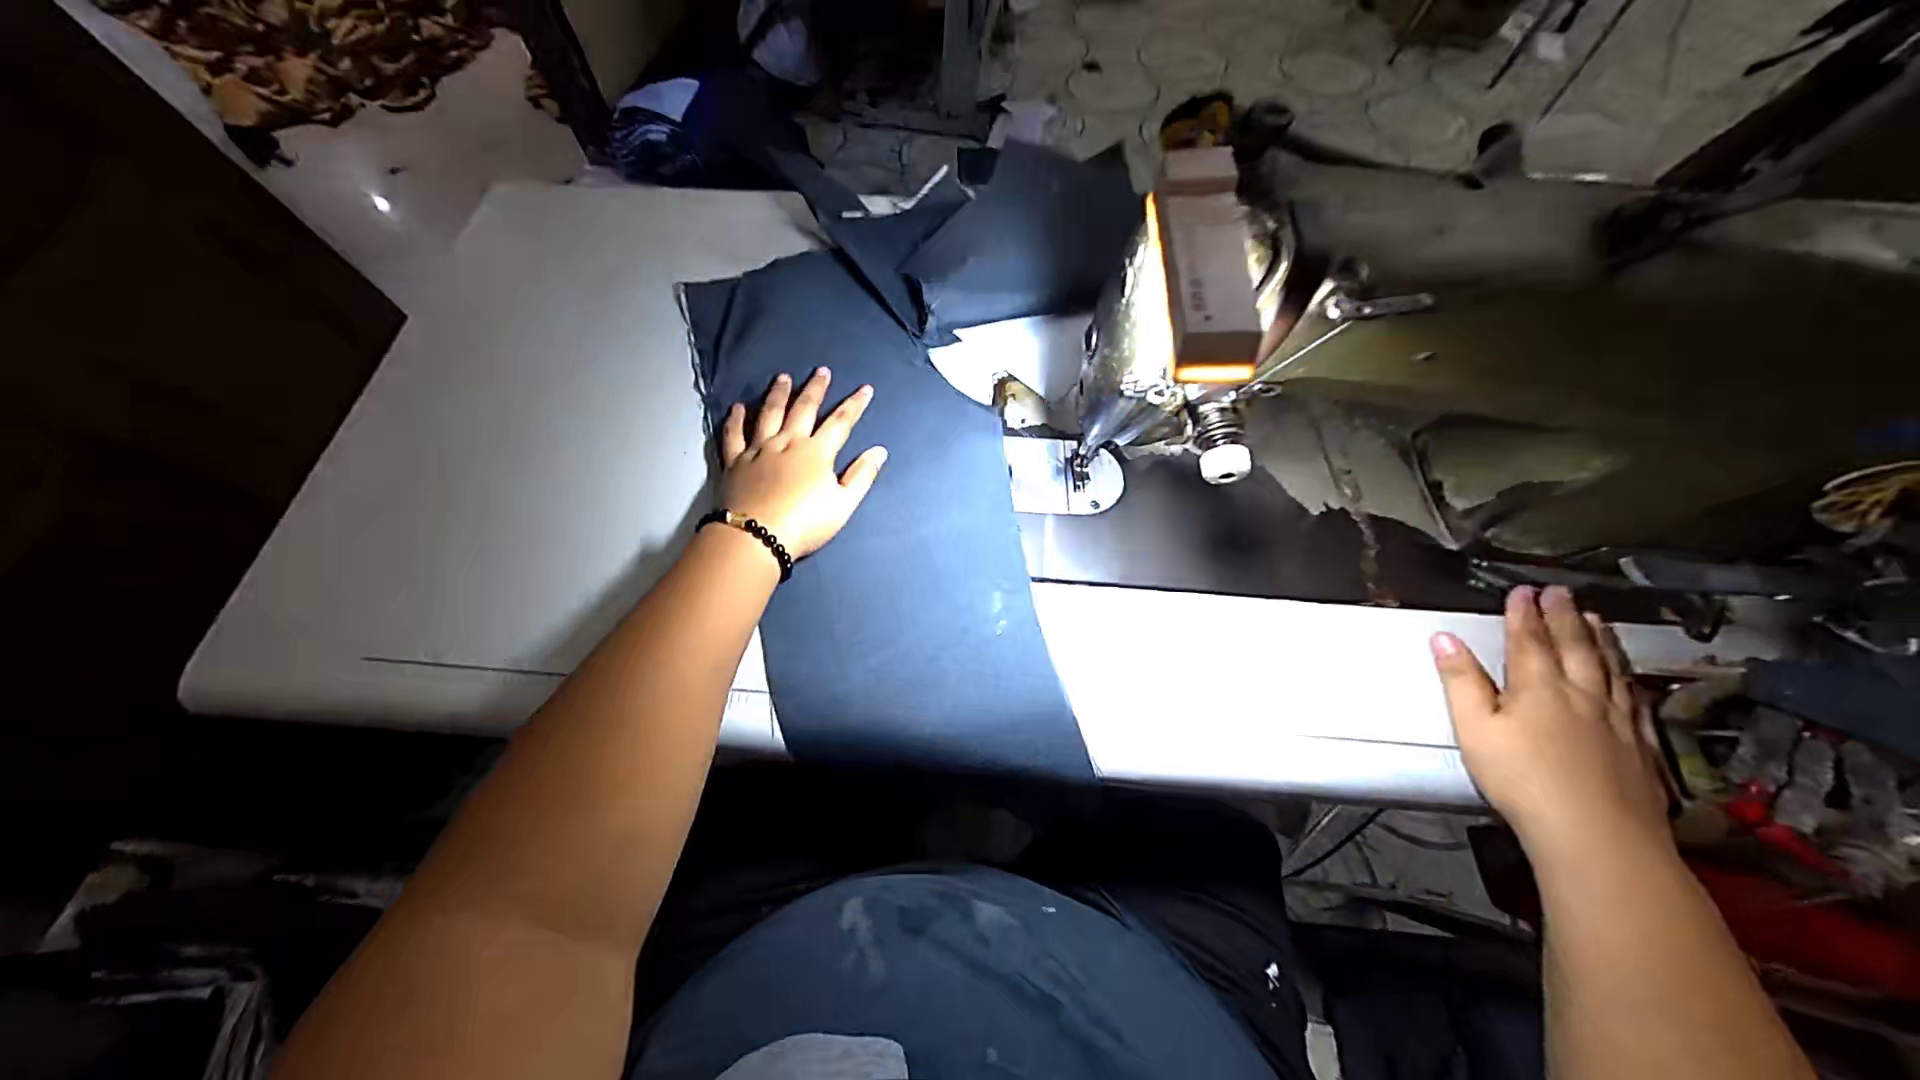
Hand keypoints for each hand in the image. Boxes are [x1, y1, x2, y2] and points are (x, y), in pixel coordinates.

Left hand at [719, 367, 886, 558]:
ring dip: (778, 394)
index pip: (841, 422)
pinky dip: (735, 419)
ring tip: (783, 378)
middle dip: (815, 389)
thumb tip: (879, 451)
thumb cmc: (805, 524)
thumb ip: (861, 476)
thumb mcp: (843, 504)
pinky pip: (734, 435)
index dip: (854, 405)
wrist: (756, 536)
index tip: (864, 389)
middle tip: (821, 372)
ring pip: (769, 414)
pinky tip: (737, 407)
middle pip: (804, 409)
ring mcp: (759, 449)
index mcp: (817, 452)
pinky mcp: (735, 462)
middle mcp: (788, 442)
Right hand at [1431, 585, 1671, 856]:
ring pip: (1609, 669)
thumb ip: (1460, 681)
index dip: (1523, 614)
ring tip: (1596, 619)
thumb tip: (1444, 638)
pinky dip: (1629, 680)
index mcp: (1538, 687)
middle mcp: (1581, 695)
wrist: (1596, 834)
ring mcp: (1616, 720)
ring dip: (1600, 641)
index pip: (1529, 641)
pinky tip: (1629, 678)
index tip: (1523, 591)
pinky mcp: (1640, 747)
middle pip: (1574, 648)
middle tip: (1562, 593)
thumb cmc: (1521, 779)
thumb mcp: (1474, 728)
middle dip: (1564, 617)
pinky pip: (1635, 701)